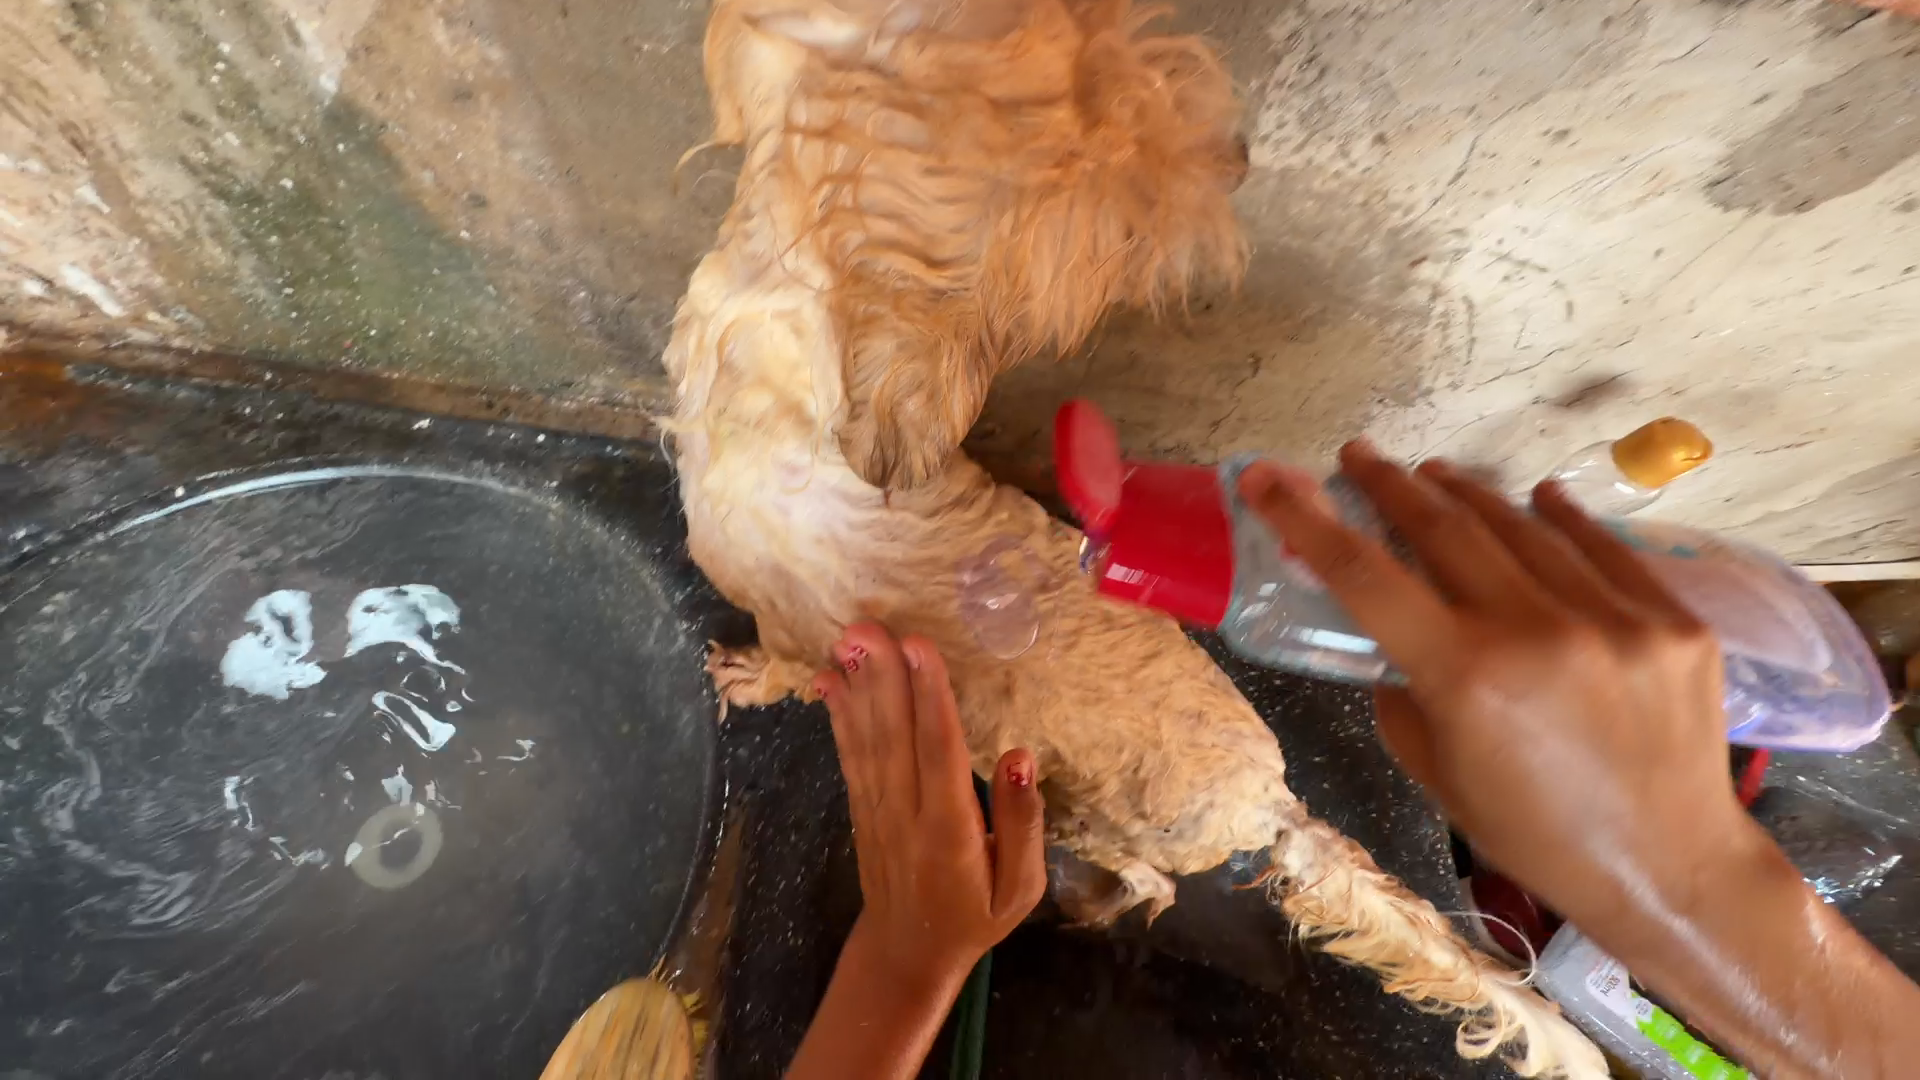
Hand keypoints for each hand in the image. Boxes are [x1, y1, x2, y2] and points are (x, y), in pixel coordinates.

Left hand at [813, 621, 1046, 990]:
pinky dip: (838, 715)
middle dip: (881, 676)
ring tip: (845, 639)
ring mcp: (876, 807)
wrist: (907, 952)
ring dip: (855, 685)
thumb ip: (1024, 823)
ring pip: (866, 738)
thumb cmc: (975, 914)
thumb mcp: (1021, 887)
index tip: (917, 647)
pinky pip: (849, 754)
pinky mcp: (861, 805)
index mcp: (950, 829)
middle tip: (867, 626)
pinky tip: (828, 681)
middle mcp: (906, 811)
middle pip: (894, 735)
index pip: (941, 751)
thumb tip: (1021, 756)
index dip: (929, 696)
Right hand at [1239, 444, 1919, 1079]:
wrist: (1672, 871)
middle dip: (1388, 482)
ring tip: (1432, 473)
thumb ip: (1401, 683)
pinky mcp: (1672, 623)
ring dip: (1463, 492)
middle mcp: (1536, 631)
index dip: (1303, 518)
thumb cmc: (1525, 828)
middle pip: (1443, 527)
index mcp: (1462, 674)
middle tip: (1358, 455)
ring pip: (1519, 527)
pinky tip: (1536, 496)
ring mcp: (1614, 620)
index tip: (1267, 477)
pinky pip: (1602, 550)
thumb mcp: (1428, 762)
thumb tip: (1397, 634)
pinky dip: (1559, 517)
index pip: (1362, 574)